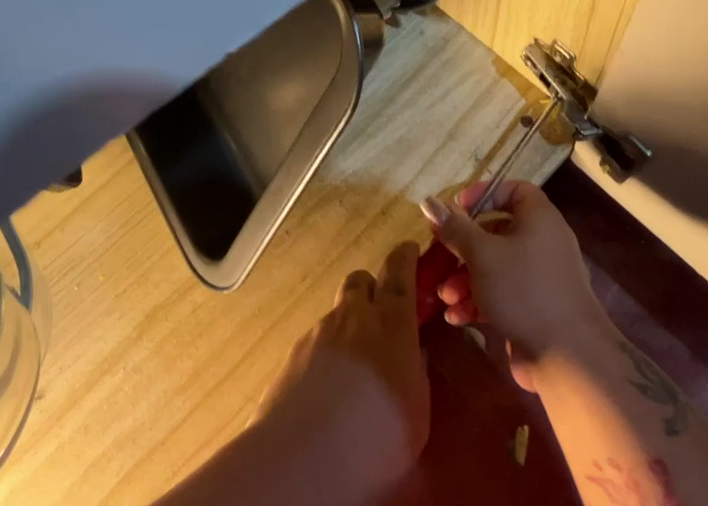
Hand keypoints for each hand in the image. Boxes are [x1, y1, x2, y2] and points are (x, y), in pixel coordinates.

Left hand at [252, 241, 428, 494]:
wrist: (307, 456)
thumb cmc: (380, 433)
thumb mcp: (417, 406)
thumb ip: (415, 373)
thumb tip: (412, 357)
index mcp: (392, 321)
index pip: (399, 272)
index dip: (404, 257)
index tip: (409, 250)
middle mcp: (353, 317)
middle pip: (360, 280)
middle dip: (370, 289)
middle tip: (379, 316)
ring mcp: (318, 334)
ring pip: (335, 315)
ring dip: (346, 329)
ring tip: (353, 369)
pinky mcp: (291, 357)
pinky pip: (314, 344)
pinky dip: (323, 357)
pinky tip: (326, 392)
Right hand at [422, 181, 612, 388]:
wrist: (566, 352)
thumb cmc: (523, 289)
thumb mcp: (483, 254)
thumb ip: (455, 229)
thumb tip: (428, 202)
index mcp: (539, 218)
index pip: (514, 190)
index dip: (484, 194)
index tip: (456, 208)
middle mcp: (542, 242)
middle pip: (497, 232)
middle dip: (465, 248)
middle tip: (441, 258)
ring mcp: (539, 277)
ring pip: (495, 267)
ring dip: (466, 280)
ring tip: (445, 296)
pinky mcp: (532, 307)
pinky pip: (501, 294)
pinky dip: (479, 301)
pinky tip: (457, 317)